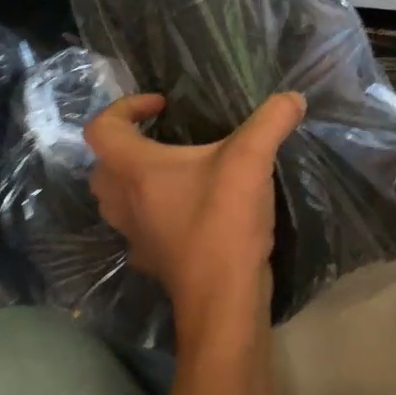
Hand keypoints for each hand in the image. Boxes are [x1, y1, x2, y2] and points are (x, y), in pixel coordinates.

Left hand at [85, 91, 306, 328]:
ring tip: (179, 168)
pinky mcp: (152, 257)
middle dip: (129, 144)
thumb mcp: (252, 159)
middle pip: (103, 164)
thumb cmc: (224, 221)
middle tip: (165, 135)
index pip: (101, 128)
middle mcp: (123, 201)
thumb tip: (293, 97)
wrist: (222, 297)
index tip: (163, 105)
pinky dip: (155, 210)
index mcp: (135, 170)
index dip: (125, 107)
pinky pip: (140, 224)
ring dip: (137, 178)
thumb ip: (272, 120)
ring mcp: (134, 234)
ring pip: (116, 197)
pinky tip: (191, 207)